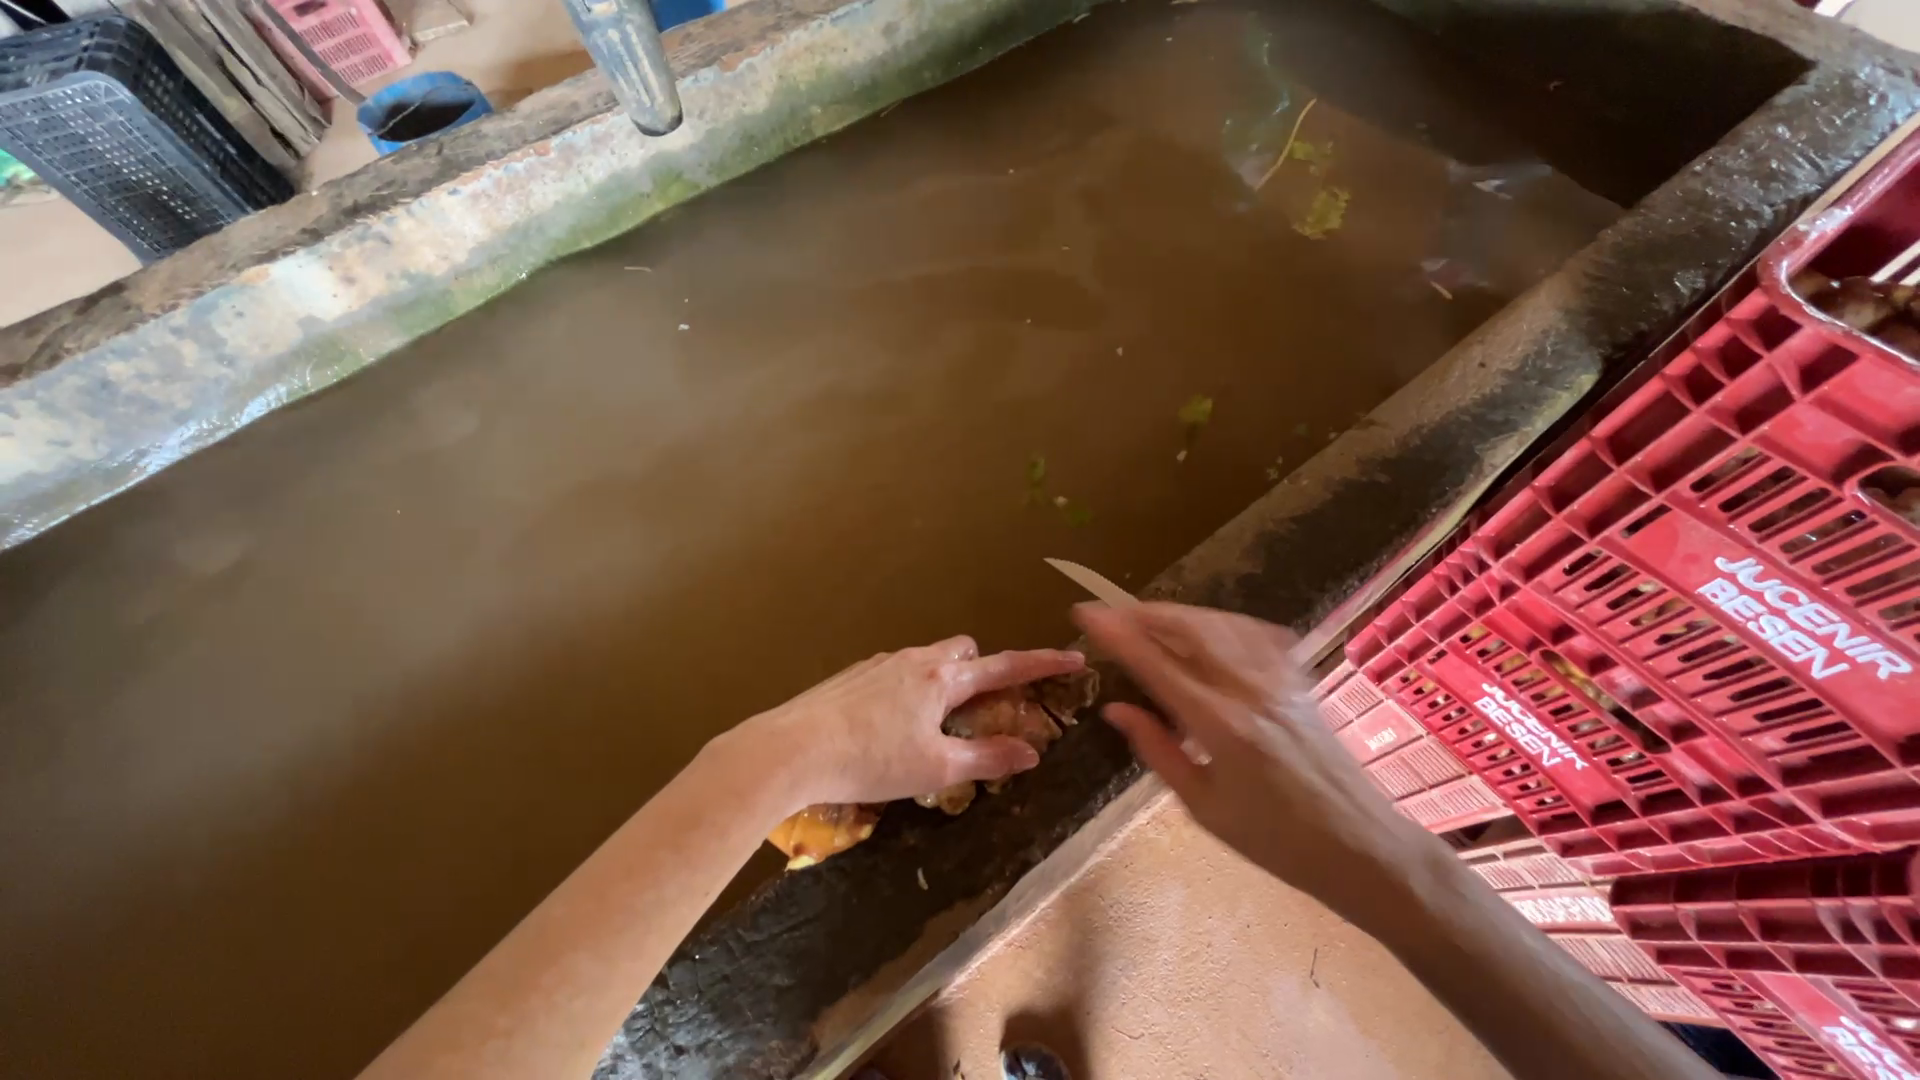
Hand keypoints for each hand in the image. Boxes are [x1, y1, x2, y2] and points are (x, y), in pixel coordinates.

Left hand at [744, 637, 1086, 809]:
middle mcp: (915, 660)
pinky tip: (887, 725)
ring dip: (943, 680)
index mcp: (942, 679)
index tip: (1073, 658)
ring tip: (932, 724)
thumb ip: (985, 758)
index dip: (1042, 663)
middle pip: (963, 650)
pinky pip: (896, 671)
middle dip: (981, 669)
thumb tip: (1031, 753)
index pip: (1006, 666)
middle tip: (981, 706)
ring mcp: (880, 664)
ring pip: (927, 659)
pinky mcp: (853, 676)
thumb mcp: (935, 768)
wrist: (792, 749)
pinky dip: (908, 689)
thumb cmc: (871, 760)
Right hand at [1073, 602, 1435, 922]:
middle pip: (1188, 629)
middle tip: (1110, 612)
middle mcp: (1248, 690)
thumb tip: (1117, 709)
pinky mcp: (1299, 680)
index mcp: (1218, 725)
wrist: (1361, 847)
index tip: (1085, 613)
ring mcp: (1279, 680)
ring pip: (1220, 623)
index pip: (1155, 663)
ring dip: (1178, 613)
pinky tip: (1208, 626)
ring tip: (1146, 616)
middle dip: (1143, 613)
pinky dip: (1221, 621)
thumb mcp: (1203, 806)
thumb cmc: (1275, 841)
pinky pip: (1254, 633)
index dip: (1116, 634)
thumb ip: (1158, 750)